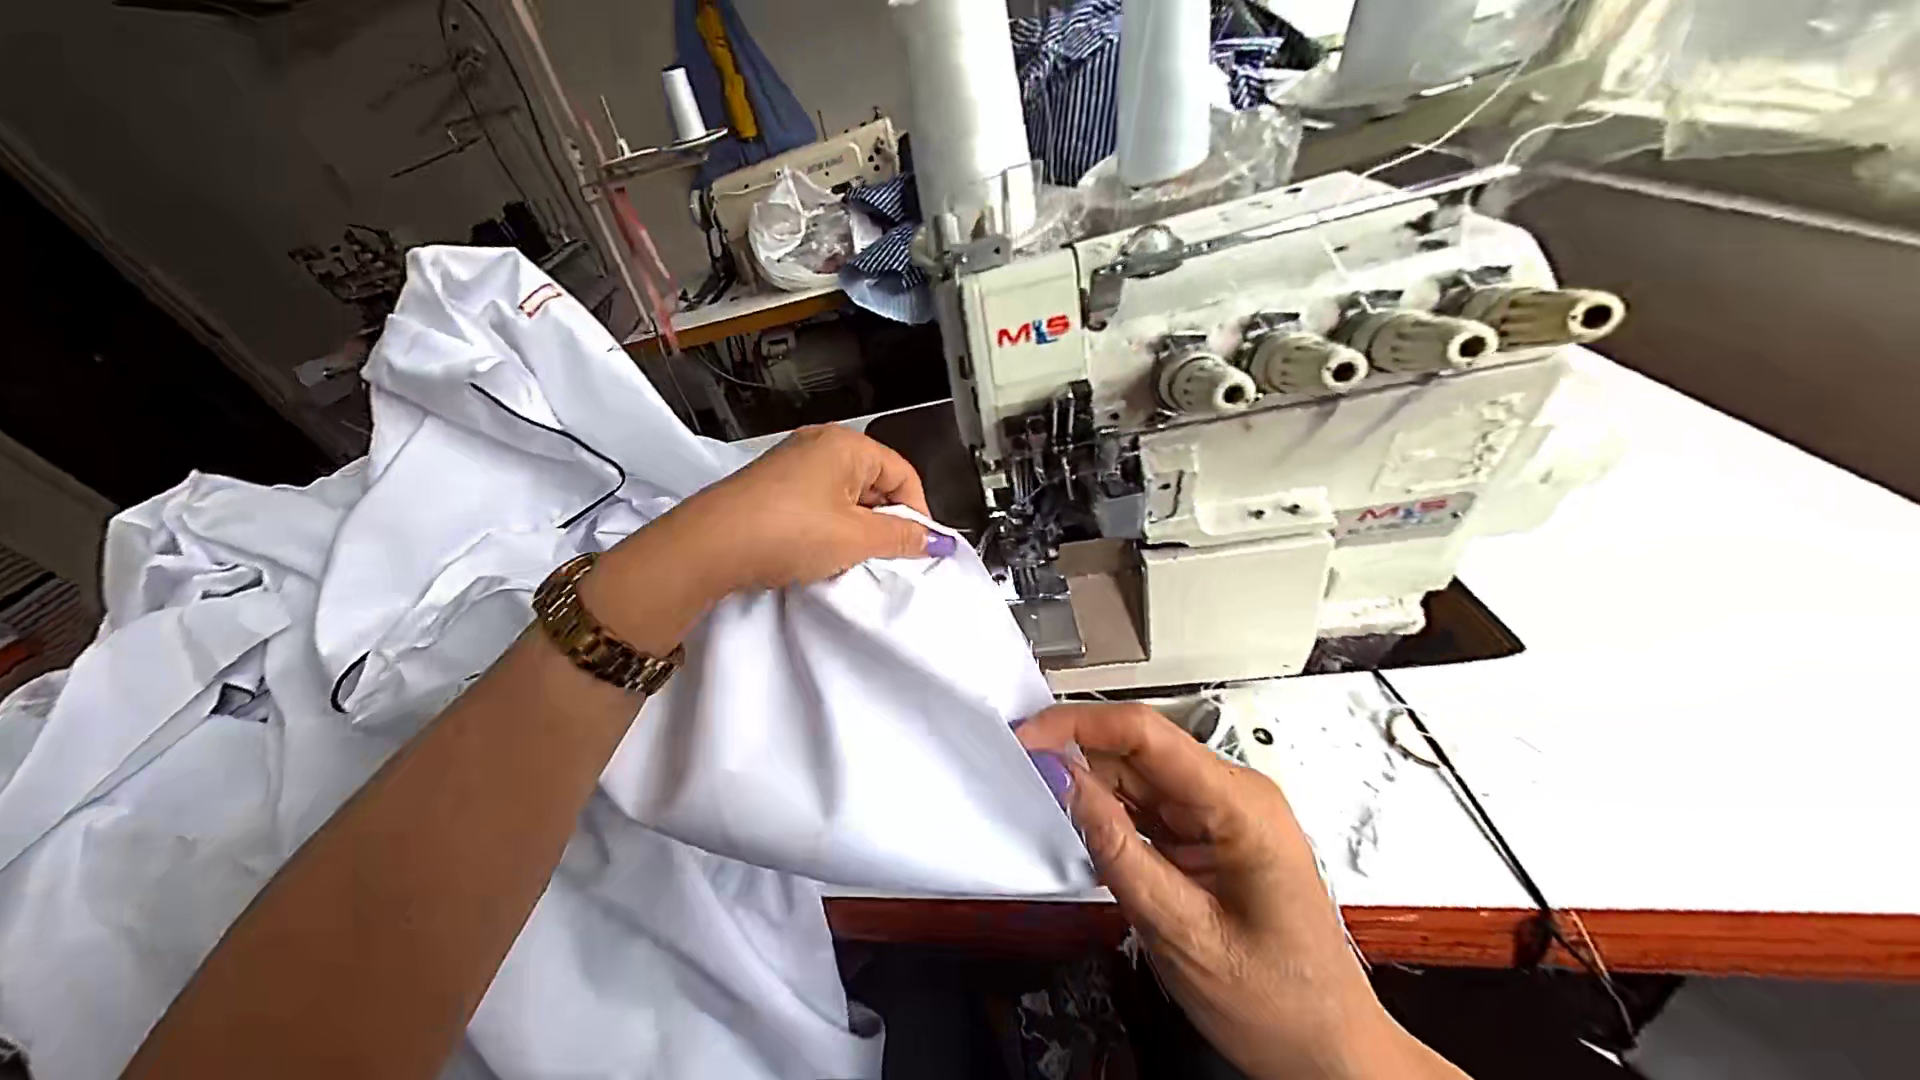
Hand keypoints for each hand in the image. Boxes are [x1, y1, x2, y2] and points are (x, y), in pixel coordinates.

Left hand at [580, 426, 949, 653]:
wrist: (707, 548)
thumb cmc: (781, 531)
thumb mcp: (856, 539)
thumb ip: (902, 537)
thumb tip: (933, 539)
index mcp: (846, 444)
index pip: (903, 474)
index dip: (917, 511)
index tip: (920, 544)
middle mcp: (819, 444)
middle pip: (876, 482)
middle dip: (885, 520)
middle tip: (883, 555)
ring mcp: (793, 463)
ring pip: (847, 496)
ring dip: (856, 527)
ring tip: (845, 556)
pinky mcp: (773, 487)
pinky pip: (819, 503)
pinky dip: (829, 527)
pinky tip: (818, 552)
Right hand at [1017, 703, 1462, 1079]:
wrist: (1330, 1051)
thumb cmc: (1281, 1004)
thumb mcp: (1182, 932)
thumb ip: (1117, 850)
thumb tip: (1066, 782)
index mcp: (1241, 805)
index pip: (1145, 732)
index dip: (1078, 725)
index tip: (1030, 736)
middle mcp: (1233, 794)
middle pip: (1136, 747)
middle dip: (1076, 756)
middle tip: (1028, 774)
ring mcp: (1220, 810)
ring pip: (1135, 773)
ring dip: (1089, 786)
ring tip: (1056, 813)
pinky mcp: (1207, 828)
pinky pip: (1144, 802)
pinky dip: (1109, 812)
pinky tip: (1090, 831)